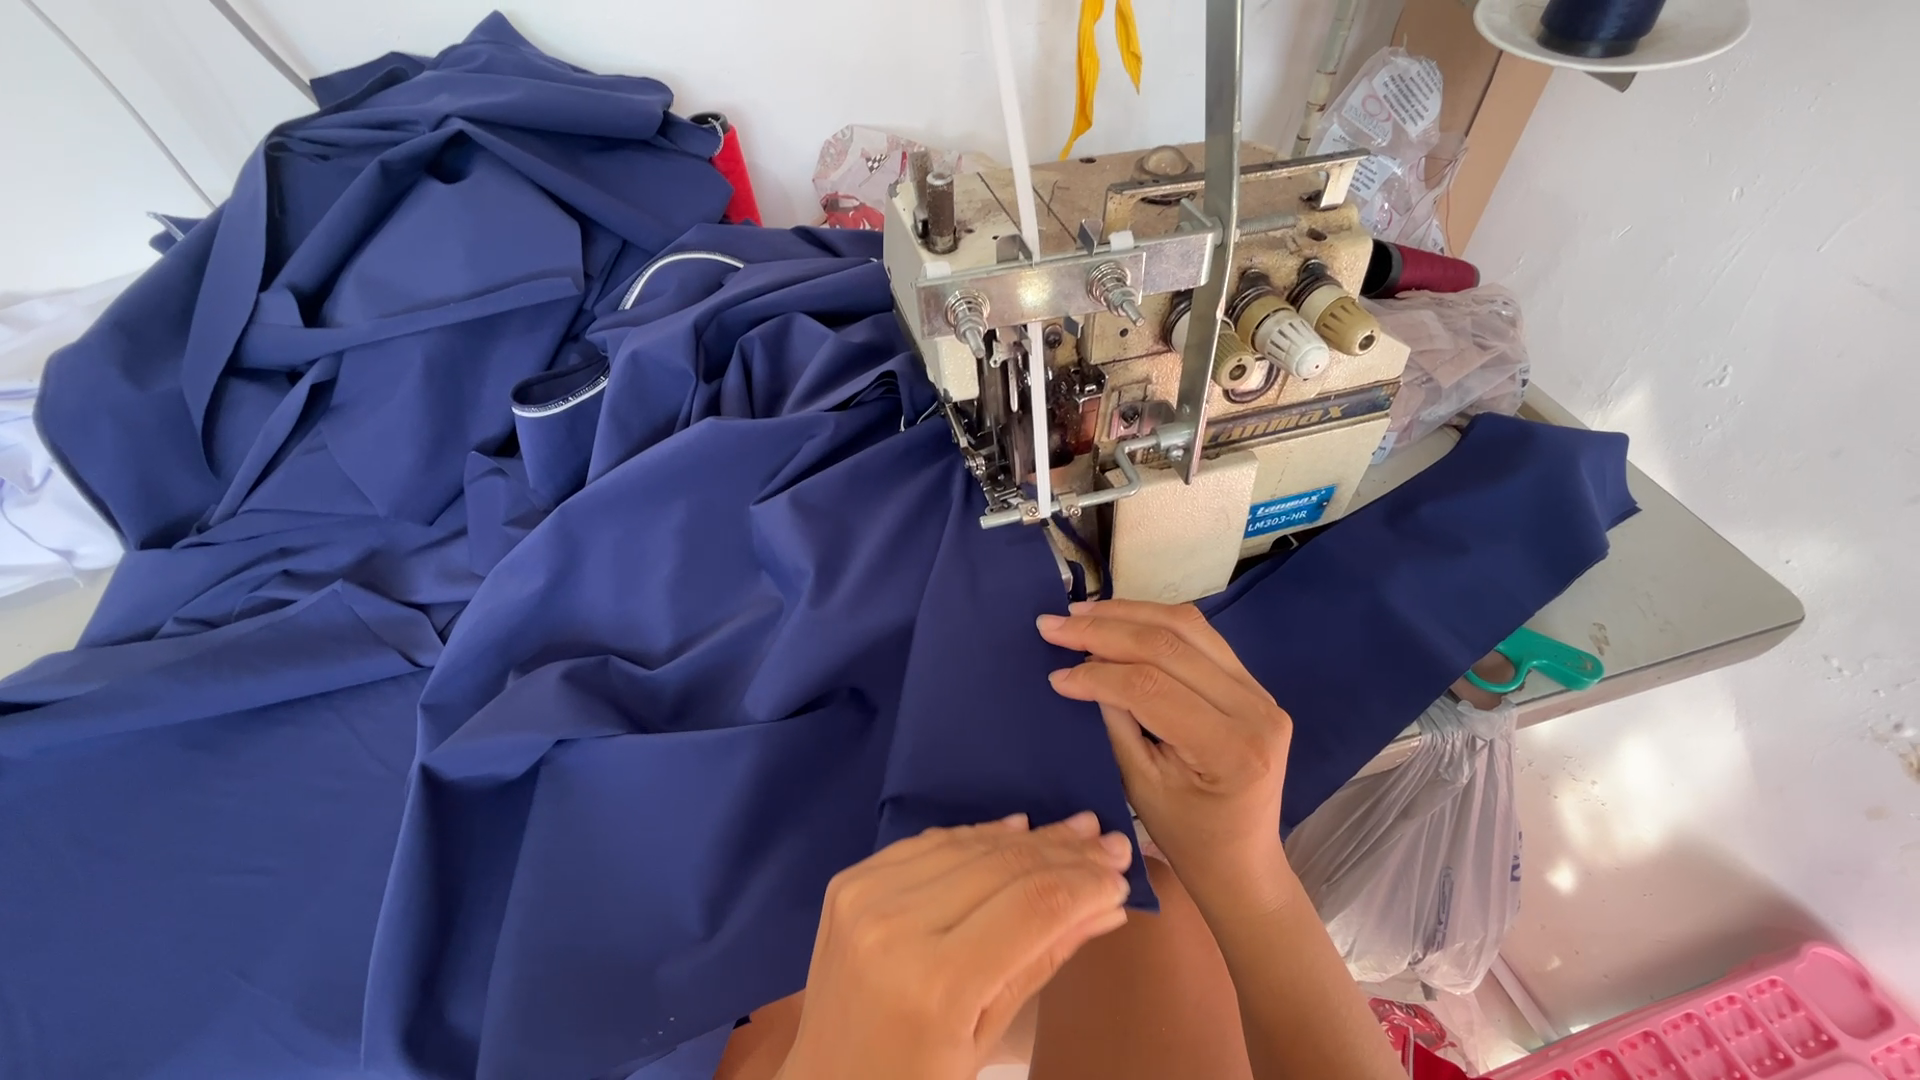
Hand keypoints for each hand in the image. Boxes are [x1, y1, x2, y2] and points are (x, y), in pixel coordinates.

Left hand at [775, 812, 1132, 1079]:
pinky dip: (977, 835)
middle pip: (1002, 868)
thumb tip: (1109, 905)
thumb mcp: (987, 1037)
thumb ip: (1045, 960)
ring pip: (969, 846)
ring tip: (1076, 829)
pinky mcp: (850, 880)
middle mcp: (897, 925)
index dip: (1084, 883)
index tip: (1121, 871)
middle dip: (1066, 853)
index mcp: (936, 983)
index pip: (1032, 907)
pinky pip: (929, 843)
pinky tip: (1016, 828)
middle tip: (1111, 841)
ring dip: (1028, 837)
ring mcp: (866, 896)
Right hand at [1038, 600, 1293, 909]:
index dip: (1097, 676)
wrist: (1242, 858)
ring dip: (1128, 614)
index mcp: (1231, 748)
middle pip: (1170, 647)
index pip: (1152, 689)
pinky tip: (1118, 619)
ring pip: (1187, 627)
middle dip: (1104, 631)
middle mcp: (1256, 709)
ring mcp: (1261, 691)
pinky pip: (1200, 636)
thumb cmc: (1186, 835)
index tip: (1054, 674)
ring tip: (1080, 612)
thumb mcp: (1140, 786)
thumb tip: (1081, 668)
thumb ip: (1115, 723)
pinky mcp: (1253, 682)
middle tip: (1054, 624)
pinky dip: (1153, 621)